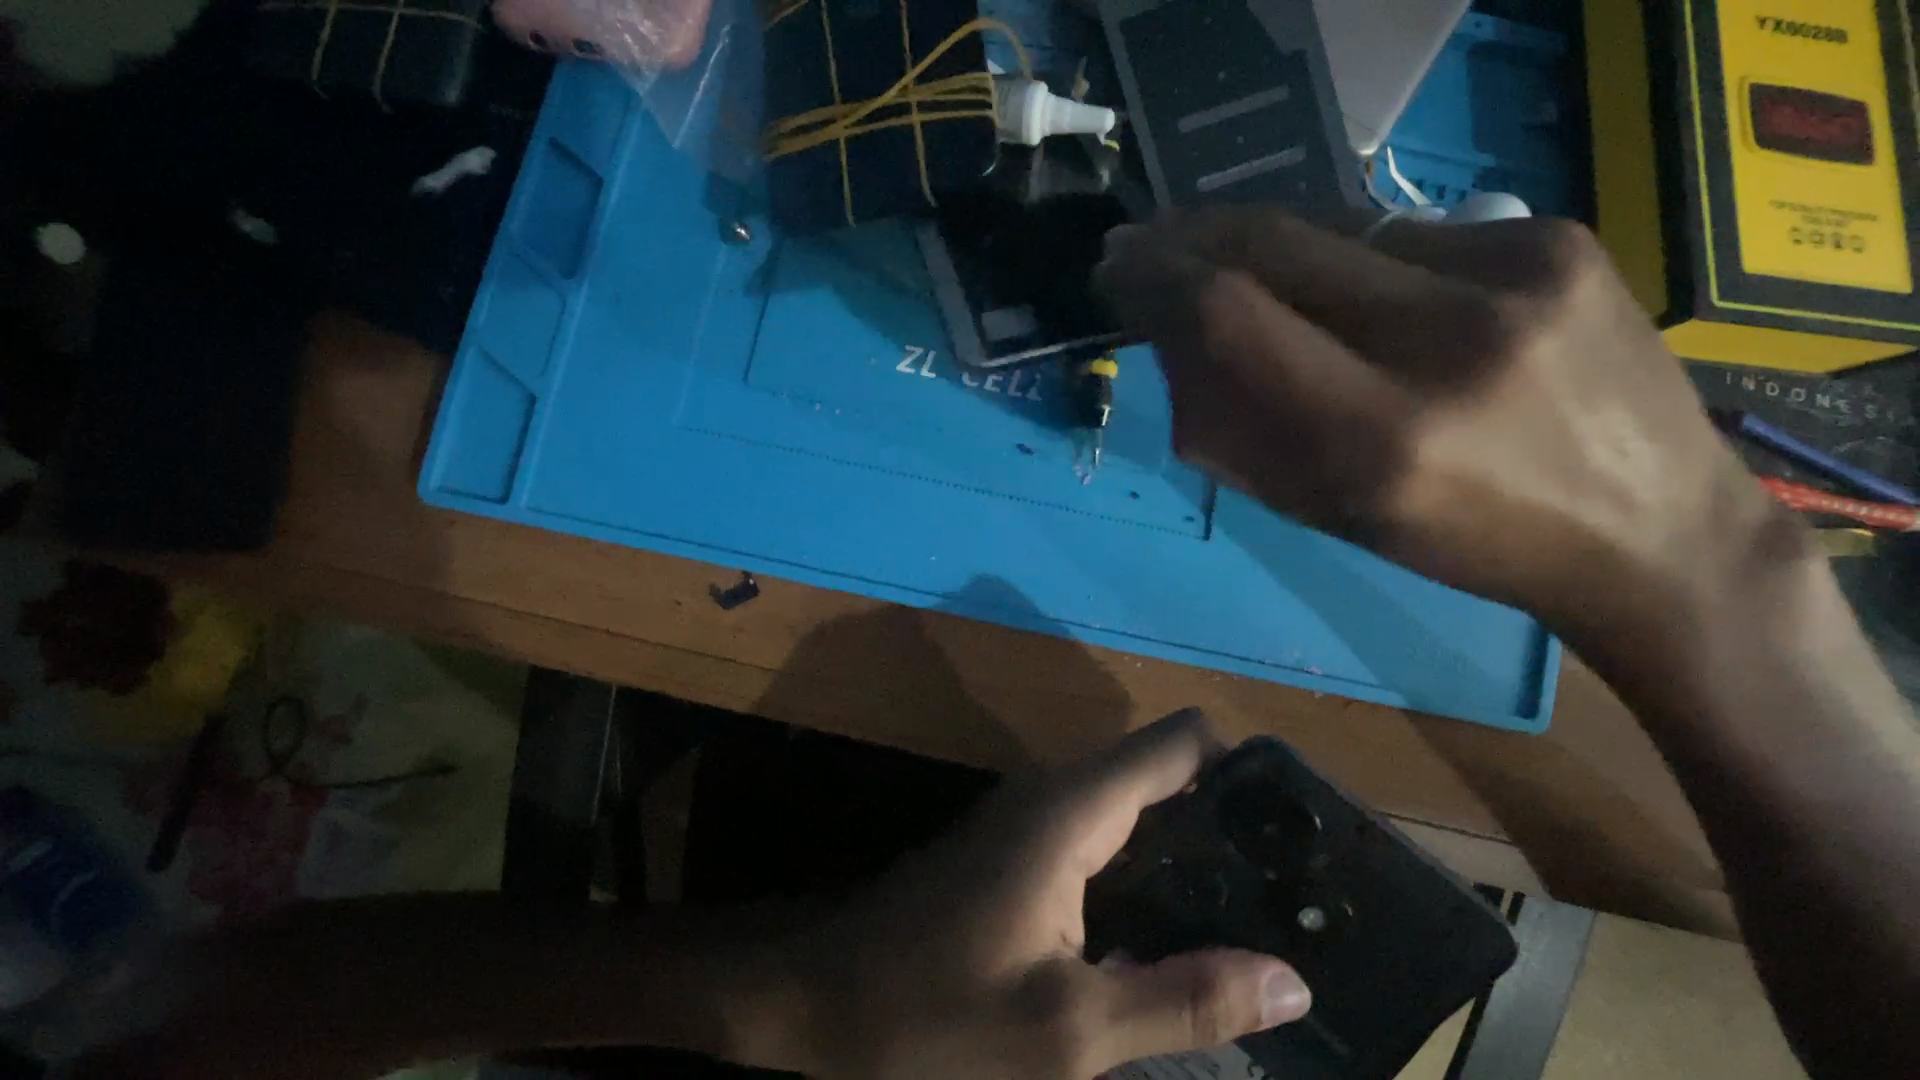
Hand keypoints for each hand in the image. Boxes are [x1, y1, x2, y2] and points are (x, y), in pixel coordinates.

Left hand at [780, 711, 1310, 1079]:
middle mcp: (1056, 794)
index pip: (1181, 744)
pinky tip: (1176, 932)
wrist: (815, 998)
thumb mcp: (1067, 1029)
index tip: (1305, 828)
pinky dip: (1149, 872)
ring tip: (1262, 915)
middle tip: (1300, 890)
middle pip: (1166, 773)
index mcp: (1073, 810)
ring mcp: (1030, 820)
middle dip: (1232, 820)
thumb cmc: (932, 1012)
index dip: (1249, 770)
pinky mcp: (1015, 851)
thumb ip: (1181, 998)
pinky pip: (1102, 840)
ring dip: (1193, 851)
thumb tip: (1290, 980)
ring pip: (1134, 809)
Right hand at [1091, 209, 1787, 638]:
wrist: (1655, 528)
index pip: (1232, 316)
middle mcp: (1450, 337)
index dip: (1156, 281)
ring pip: (1335, 224)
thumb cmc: (1465, 542)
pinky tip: (1344, 281)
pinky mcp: (1555, 235)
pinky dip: (1347, 254)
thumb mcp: (1326, 514)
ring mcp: (1515, 271)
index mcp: (1384, 437)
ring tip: (1227, 260)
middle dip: (1190, 236)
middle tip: (1148, 246)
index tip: (1117, 274)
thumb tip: (1169, 346)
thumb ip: (1233, 435)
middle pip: (1275, 241)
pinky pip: (1403, 231)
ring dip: (1261, 239)